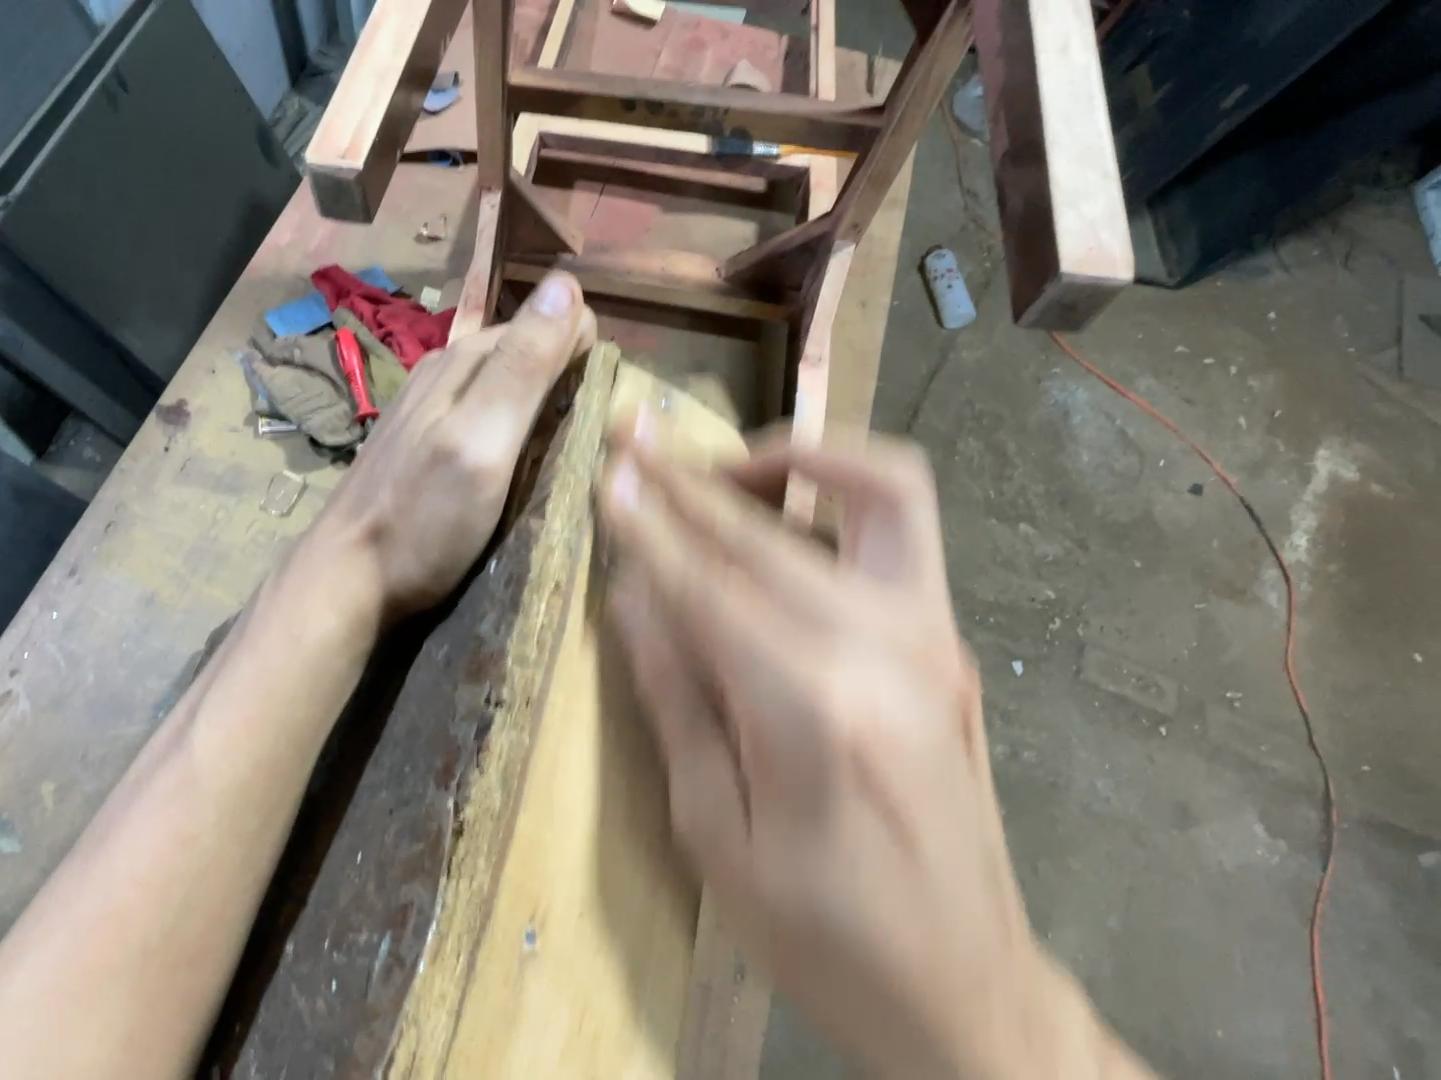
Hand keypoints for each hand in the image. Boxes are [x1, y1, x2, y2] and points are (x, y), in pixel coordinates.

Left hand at [306, 272, 596, 622]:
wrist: (348, 576)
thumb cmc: (423, 519)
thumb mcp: (482, 442)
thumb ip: (522, 368)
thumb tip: (567, 284)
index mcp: (464, 359)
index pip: (550, 321)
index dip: (584, 357)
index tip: (598, 413)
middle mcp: (445, 370)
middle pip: (527, 352)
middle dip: (565, 381)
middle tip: (584, 444)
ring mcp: (428, 406)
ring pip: (505, 385)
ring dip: (539, 408)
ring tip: (557, 459)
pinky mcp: (420, 440)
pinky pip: (482, 415)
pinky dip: (509, 432)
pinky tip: (512, 467)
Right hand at [596, 426, 1100, 1077]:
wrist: (965, 988)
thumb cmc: (817, 934)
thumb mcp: (714, 833)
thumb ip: (676, 699)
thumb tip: (633, 596)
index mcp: (809, 710)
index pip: (706, 584)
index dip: (648, 525)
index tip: (606, 470)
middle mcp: (883, 650)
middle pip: (766, 532)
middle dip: (688, 479)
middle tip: (632, 436)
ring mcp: (933, 639)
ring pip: (869, 496)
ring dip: (790, 459)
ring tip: (718, 467)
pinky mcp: (949, 645)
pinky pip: (905, 530)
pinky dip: (846, 489)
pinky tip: (787, 509)